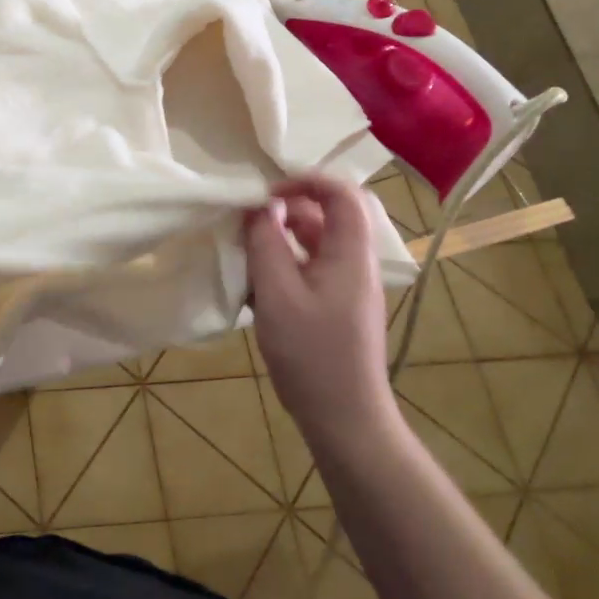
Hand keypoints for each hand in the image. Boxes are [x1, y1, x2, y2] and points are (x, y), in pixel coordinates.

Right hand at [243, 176, 394, 443]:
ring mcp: (346, 287)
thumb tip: (260, 205)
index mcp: (350, 255)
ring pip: (313, 243)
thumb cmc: (312, 353)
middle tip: (246, 221)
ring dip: (278, 240)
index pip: (341, 194)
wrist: (344, 418)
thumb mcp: (277, 293)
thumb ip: (266, 243)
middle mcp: (353, 264)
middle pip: (325, 216)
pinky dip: (281, 266)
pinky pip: (308, 268)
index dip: (304, 180)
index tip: (264, 192)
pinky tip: (255, 288)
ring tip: (244, 256)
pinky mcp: (334, 307)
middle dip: (283, 211)